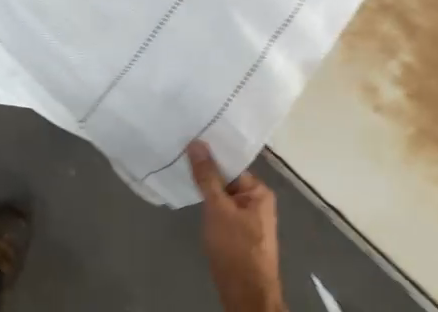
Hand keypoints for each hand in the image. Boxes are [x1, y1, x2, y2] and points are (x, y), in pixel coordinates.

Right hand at [188, 141, 286, 311]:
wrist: (246, 294)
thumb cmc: (235, 247)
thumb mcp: (218, 208)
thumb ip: (207, 176)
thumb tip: (197, 142)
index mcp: (259, 192)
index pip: (231, 164)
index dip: (209, 155)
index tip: (186, 142)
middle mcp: (257, 202)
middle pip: (227, 179)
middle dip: (205, 172)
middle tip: (178, 155)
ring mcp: (248, 219)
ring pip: (222, 195)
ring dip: (205, 189)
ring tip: (180, 172)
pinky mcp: (238, 234)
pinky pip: (221, 210)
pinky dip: (208, 205)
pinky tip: (191, 198)